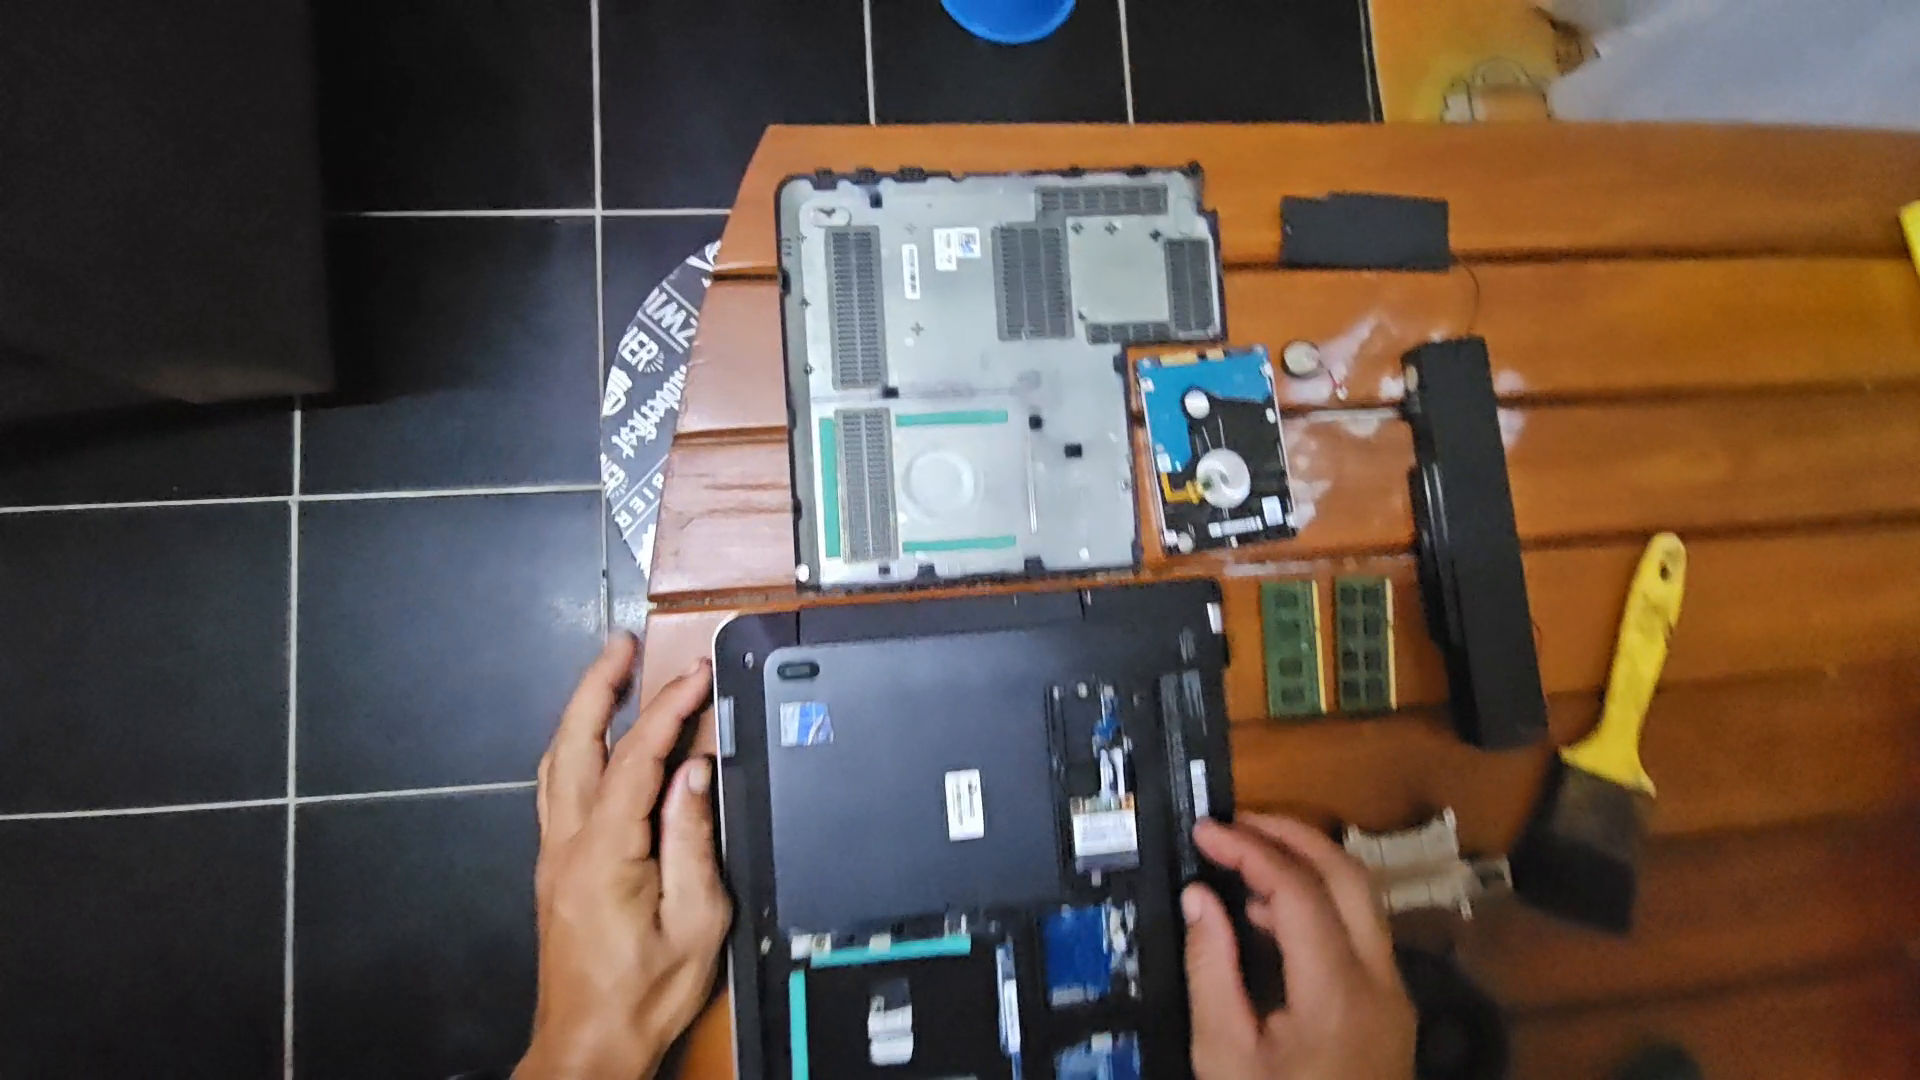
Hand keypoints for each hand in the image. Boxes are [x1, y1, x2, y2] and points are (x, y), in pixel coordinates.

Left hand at [515, 635, 731, 1079]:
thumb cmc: (645, 992)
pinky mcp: (556, 861)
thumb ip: (693, 839)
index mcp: (604, 854)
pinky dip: (579, 742)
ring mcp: (554, 851)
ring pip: (558, 759)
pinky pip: (560, 783)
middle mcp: (567, 844)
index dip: (668, 708)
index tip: (697, 674)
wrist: (588, 1045)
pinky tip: (598, 732)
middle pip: (574, 744)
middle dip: (599, 685)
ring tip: (611, 671)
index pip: (637, 759)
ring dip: (584, 708)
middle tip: (624, 644)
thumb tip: (695, 772)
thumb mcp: (696, 919)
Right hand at [1182, 814, 1416, 1079]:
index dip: (1247, 848)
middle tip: (1232, 822)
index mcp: (1337, 994)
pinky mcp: (1388, 1005)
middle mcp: (1380, 981)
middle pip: (1347, 873)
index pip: (1298, 888)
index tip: (1203, 831)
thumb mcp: (1224, 1055)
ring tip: (1243, 857)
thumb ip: (1209, 966)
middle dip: (1287, 832)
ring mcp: (1392, 993)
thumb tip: (1199, 895)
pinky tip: (1269, 911)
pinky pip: (1357, 925)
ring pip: (1360, 894)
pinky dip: (1314, 895)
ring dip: (1304, 859)